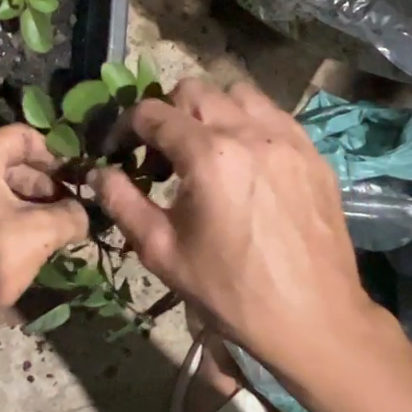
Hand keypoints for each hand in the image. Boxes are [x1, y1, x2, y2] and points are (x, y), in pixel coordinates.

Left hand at [0, 125, 86, 373]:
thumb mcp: (36, 235)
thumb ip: (69, 215)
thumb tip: (84, 213)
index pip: (22, 136)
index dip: (55, 153)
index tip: (80, 177)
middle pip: (10, 164)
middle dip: (46, 185)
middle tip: (75, 210)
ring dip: (30, 206)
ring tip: (59, 231)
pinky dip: (9, 222)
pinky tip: (30, 247)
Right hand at [89, 79, 381, 374]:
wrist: (313, 320)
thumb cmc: (230, 291)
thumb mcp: (161, 250)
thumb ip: (122, 202)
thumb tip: (98, 172)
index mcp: (208, 155)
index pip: (152, 113)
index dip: (124, 127)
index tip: (117, 151)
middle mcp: (249, 132)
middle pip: (193, 91)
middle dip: (166, 113)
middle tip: (159, 154)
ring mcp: (287, 139)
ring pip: (237, 93)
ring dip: (209, 110)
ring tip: (203, 150)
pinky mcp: (312, 153)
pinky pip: (272, 115)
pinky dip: (247, 123)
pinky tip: (242, 161)